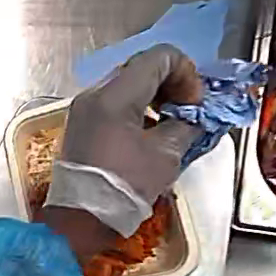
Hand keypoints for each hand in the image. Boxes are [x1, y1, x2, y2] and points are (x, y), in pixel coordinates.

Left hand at [45, 44, 201, 236]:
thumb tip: (195, 114)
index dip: (186, 73)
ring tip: (171, 122)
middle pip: (140, 67)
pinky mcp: (80, 124)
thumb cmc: (123, 187)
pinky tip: (149, 132)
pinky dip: (136, 107)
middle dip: (171, 83)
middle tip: (187, 111)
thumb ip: (187, 124)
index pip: (158, 57)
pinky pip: (112, 102)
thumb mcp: (166, 155)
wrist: (79, 218)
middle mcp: (93, 94)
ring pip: (126, 83)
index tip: (194, 103)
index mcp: (113, 96)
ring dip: (154, 95)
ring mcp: (83, 108)